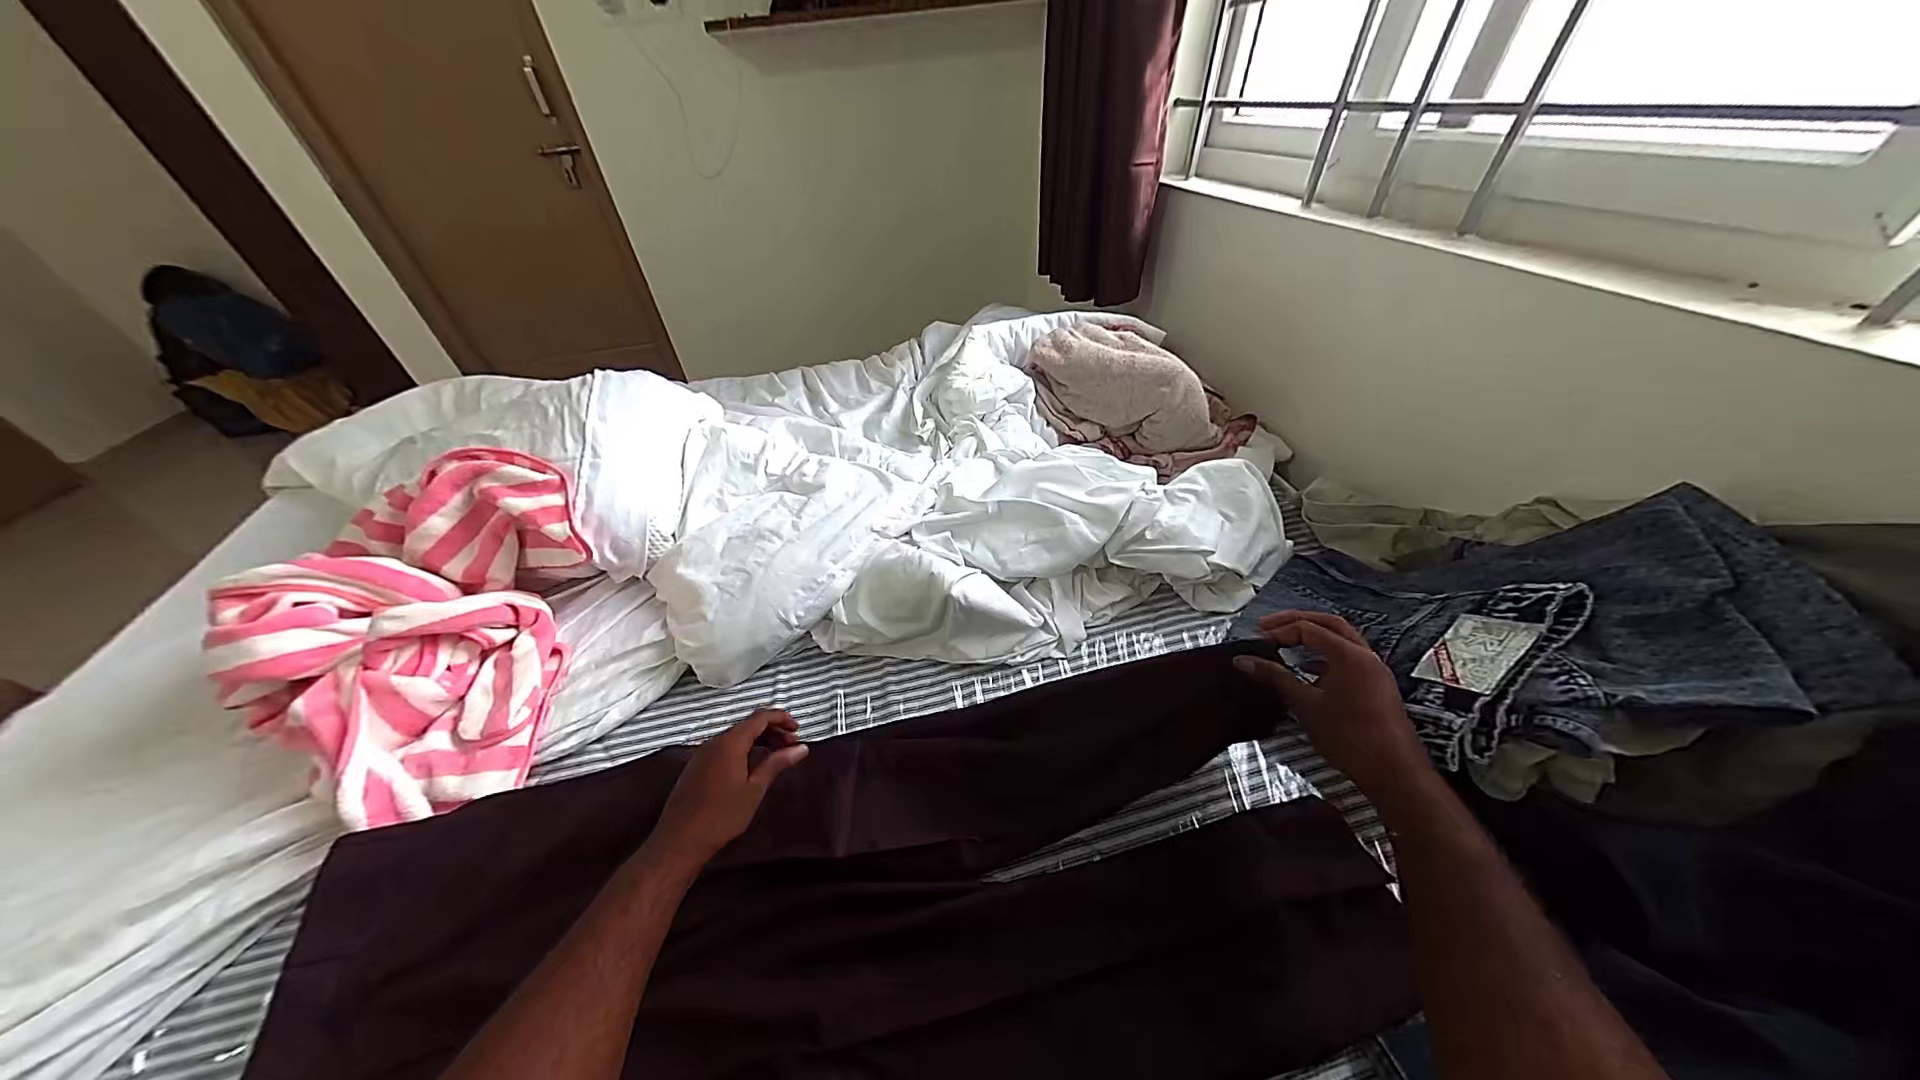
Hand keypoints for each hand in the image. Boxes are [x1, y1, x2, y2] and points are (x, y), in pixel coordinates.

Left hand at [646, 709, 808, 869]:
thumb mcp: (755, 789)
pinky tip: (752, 767)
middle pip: (748, 724)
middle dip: (773, 730)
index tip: (797, 728)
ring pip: (736, 736)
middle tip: (791, 745)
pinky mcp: (696, 767)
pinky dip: (743, 749)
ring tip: (776, 756)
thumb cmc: (721, 816)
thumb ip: (777, 763)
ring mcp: (702, 754)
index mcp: (730, 743)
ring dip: (759, 740)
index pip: (760, 717)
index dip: (781, 718)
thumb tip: (800, 748)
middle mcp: (714, 742)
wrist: (679, 841)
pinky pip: (725, 748)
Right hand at [1234, 611, 1433, 797]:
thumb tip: (1245, 661)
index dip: (1279, 631)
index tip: (1259, 641)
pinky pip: (1348, 658)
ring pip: (1341, 639)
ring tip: (1285, 644)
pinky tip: (1307, 669)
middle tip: (1268, 627)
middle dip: (1296, 621)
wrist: (1393, 771)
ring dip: (1312, 637)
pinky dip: (1325, 655)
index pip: (1308, 628)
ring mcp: (1374, 671)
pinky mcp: (1376, 686)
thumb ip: (1275, 677)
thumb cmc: (1350, 738)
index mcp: (1348, 655)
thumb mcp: (1305, 705)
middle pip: (1328, 623)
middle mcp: (1365, 657)